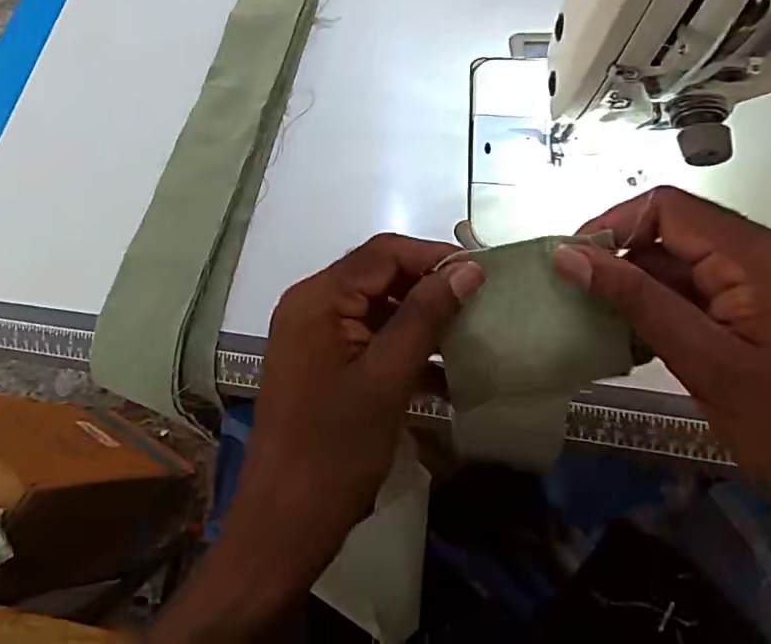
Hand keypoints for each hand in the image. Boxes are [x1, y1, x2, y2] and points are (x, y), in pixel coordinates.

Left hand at [151, 234, 482, 643]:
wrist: (286, 516)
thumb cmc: (336, 447)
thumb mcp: (387, 378)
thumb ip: (424, 317)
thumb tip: (466, 269)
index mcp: (318, 297)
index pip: (380, 253)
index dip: (432, 256)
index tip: (484, 272)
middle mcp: (309, 303)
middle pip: (376, 276)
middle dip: (429, 288)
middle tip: (483, 305)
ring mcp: (311, 333)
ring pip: (374, 308)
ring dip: (419, 321)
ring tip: (472, 337)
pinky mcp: (319, 361)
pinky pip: (365, 338)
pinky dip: (400, 348)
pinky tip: (444, 374)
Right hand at [551, 186, 770, 642]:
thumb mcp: (711, 369)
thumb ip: (637, 302)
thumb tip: (568, 253)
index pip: (670, 208)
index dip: (613, 226)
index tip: (576, 270)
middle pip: (686, 235)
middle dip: (630, 266)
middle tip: (592, 312)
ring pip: (705, 269)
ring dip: (657, 295)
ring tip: (624, 338)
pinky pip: (733, 297)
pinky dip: (691, 314)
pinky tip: (670, 351)